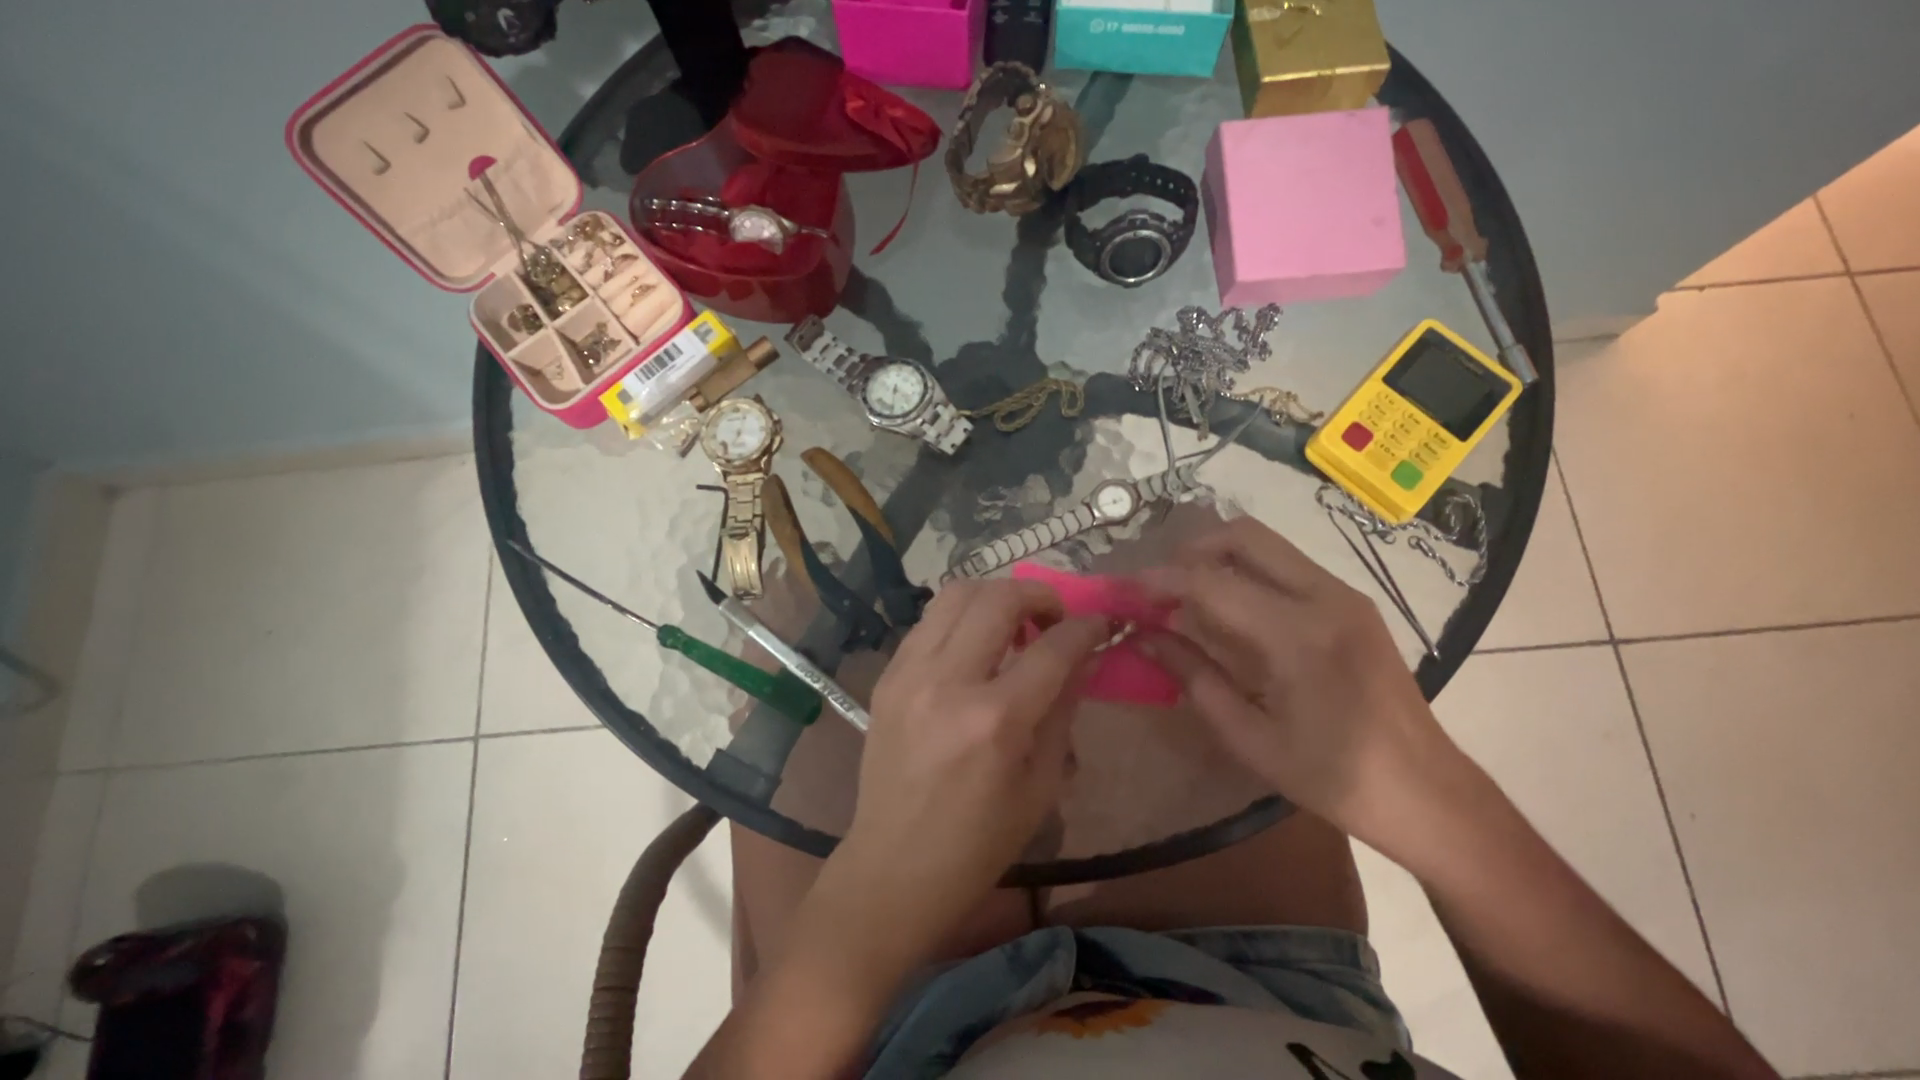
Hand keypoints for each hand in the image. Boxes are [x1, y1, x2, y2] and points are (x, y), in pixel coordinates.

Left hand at [834, 580, 1109, 957]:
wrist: (895, 868)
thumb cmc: (980, 843)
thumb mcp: (1042, 785)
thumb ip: (1064, 710)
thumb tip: (1086, 656)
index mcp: (995, 721)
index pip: (1053, 647)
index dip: (1087, 626)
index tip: (1102, 622)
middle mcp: (947, 683)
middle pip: (998, 598)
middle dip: (1039, 595)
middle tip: (1055, 618)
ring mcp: (908, 675)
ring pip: (955, 594)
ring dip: (995, 596)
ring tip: (1015, 624)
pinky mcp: (886, 678)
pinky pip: (928, 622)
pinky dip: (960, 618)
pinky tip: (976, 645)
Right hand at [1135, 518, 1472, 849]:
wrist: (1427, 792)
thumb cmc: (1334, 778)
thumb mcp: (1251, 738)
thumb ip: (1195, 678)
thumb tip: (1144, 638)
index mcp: (1299, 636)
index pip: (1212, 583)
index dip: (1160, 582)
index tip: (1123, 592)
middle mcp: (1326, 597)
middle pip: (1244, 537)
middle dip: (1190, 552)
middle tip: (1158, 589)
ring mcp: (1346, 596)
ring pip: (1268, 546)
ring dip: (1219, 559)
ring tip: (1186, 600)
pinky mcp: (1355, 605)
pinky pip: (1288, 567)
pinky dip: (1248, 574)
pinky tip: (1229, 614)